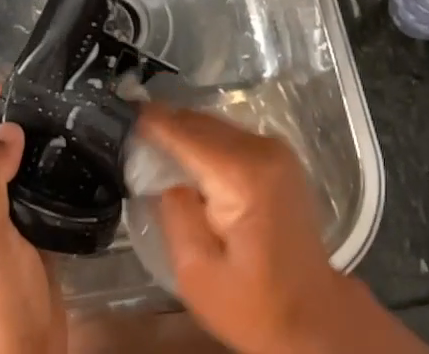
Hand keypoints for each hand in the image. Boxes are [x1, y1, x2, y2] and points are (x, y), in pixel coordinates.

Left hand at [0, 84, 64, 353]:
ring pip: (18, 171)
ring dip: (36, 144)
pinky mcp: (39, 243)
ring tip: (72, 123)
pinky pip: (45, 198)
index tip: (2, 89)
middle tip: (49, 100)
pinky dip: (60, 177)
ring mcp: (10, 227)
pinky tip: (85, 170)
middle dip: (7, 118)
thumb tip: (7, 129)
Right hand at [138, 105, 428, 353]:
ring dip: (182, 129)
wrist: (312, 317)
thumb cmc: (253, 303)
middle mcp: (263, 150)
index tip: (116, 111)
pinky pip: (230, 136)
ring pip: (215, 124)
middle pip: (200, 121)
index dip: (148, 120)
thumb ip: (174, 213)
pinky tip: (183, 154)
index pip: (184, 132)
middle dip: (162, 122)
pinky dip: (203, 139)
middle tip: (124, 128)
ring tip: (146, 139)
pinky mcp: (280, 158)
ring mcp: (276, 150)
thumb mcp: (196, 271)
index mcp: (242, 175)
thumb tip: (165, 178)